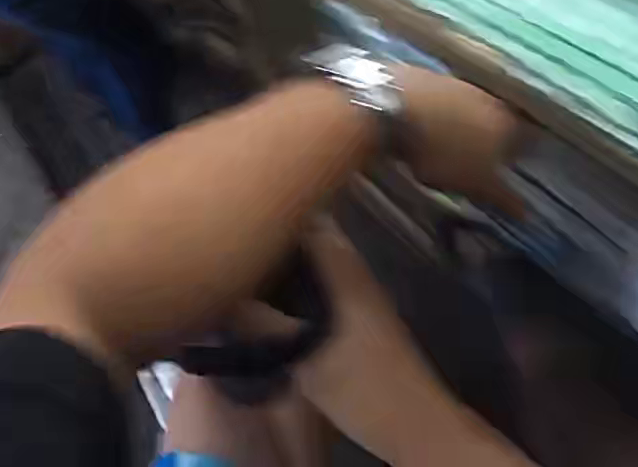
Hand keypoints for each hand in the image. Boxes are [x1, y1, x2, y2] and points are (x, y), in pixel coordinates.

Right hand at [232, 221, 532, 466]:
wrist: (419, 430)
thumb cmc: (364, 385)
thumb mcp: (303, 358)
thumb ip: (259, 324)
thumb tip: (218, 298)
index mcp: (341, 264)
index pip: (303, 216)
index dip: (270, 207)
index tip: (236, 207)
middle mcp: (350, 266)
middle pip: (307, 231)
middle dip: (273, 230)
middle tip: (233, 234)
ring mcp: (357, 287)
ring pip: (314, 254)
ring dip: (284, 254)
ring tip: (243, 258)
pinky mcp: (358, 310)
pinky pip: (320, 275)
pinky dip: (296, 275)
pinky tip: (271, 293)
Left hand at [395, 68, 524, 216]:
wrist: (384, 105)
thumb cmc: (438, 150)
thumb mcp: (472, 183)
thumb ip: (501, 197)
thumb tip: (526, 213)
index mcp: (505, 121)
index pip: (526, 139)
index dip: (518, 153)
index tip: (508, 165)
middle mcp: (483, 94)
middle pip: (494, 116)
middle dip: (488, 133)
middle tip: (475, 151)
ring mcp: (449, 79)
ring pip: (462, 101)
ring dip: (457, 116)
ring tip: (442, 134)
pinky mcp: (418, 71)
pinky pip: (431, 92)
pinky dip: (430, 104)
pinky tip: (417, 115)